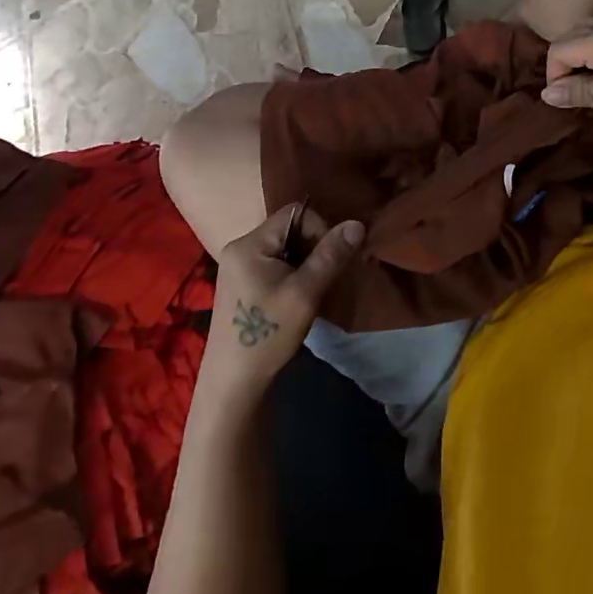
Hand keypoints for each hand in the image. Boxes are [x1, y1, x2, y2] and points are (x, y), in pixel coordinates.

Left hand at [199, 204, 364, 403]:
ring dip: (304, 263)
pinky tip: (300, 297)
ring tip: (314, 289)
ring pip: (283, 249)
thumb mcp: (305, 293)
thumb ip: (330, 256)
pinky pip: (273, 264)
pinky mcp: (241, 284)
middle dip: (313, 248)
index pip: (294, 213)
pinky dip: (292, 274)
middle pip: (288, 229)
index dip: (320, 230)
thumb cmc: (269, 333)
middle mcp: (239, 247)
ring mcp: (237, 266)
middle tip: (325, 277)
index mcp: (249, 243)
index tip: (331, 260)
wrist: (235, 380)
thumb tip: (357, 224)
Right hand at [541, 17, 592, 132]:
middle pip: (572, 33)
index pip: (559, 48)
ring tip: (590, 83)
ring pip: (591, 29)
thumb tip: (548, 94)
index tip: (565, 99)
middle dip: (563, 61)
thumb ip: (583, 92)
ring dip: (580, 53)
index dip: (554, 74)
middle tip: (574, 91)